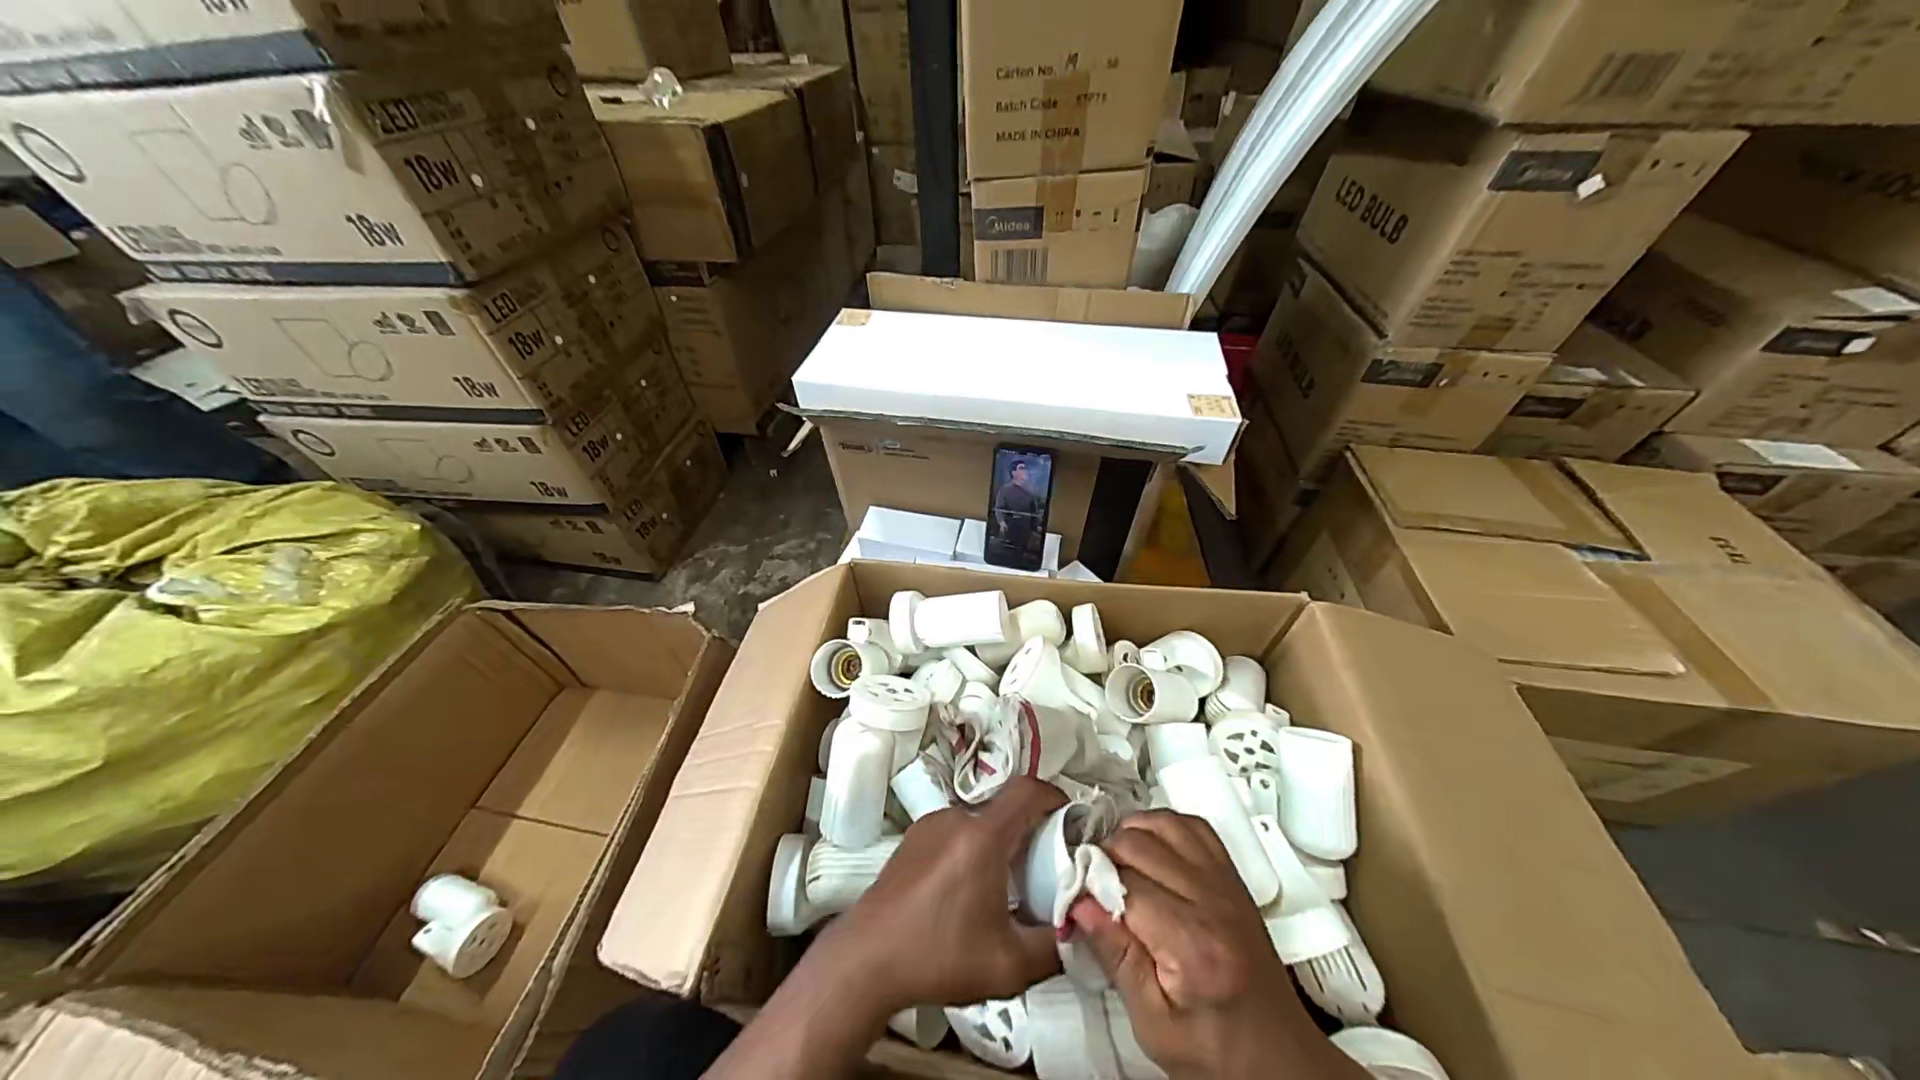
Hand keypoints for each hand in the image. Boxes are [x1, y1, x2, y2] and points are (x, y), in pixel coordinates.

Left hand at [814, 776, 1067, 1016]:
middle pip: (1005, 808)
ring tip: (1008, 883)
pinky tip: (969, 890)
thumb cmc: (938, 958)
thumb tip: (1078, 928)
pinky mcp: (912, 839)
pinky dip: (974, 847)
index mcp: (982, 837)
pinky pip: (956, 831)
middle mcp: (955, 818)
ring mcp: (929, 826)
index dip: (1057, 797)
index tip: (1072, 820)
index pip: (1028, 790)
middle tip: (1046, 866)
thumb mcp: (1010, 966)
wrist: (864, 962)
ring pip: (980, 820)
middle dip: (1031, 829)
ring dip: (1001, 841)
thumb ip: (1054, 946)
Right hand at [1069, 812, 1367, 1079]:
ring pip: (1163, 823)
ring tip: (1115, 866)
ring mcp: (1227, 885)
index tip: (1074, 899)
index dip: (1089, 887)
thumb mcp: (1154, 1026)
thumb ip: (1116, 958)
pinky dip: (1164, 825)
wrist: (1279, 1060)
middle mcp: (1214, 904)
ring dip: (1130, 835)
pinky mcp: (1232, 878)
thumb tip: (1081, 905)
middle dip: (1103, 859)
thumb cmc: (1221, 1053)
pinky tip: (1149, 848)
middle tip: (1090, 888)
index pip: (1124, 885)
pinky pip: (1193, 826)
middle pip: (1138, 844)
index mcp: (1195, 946)